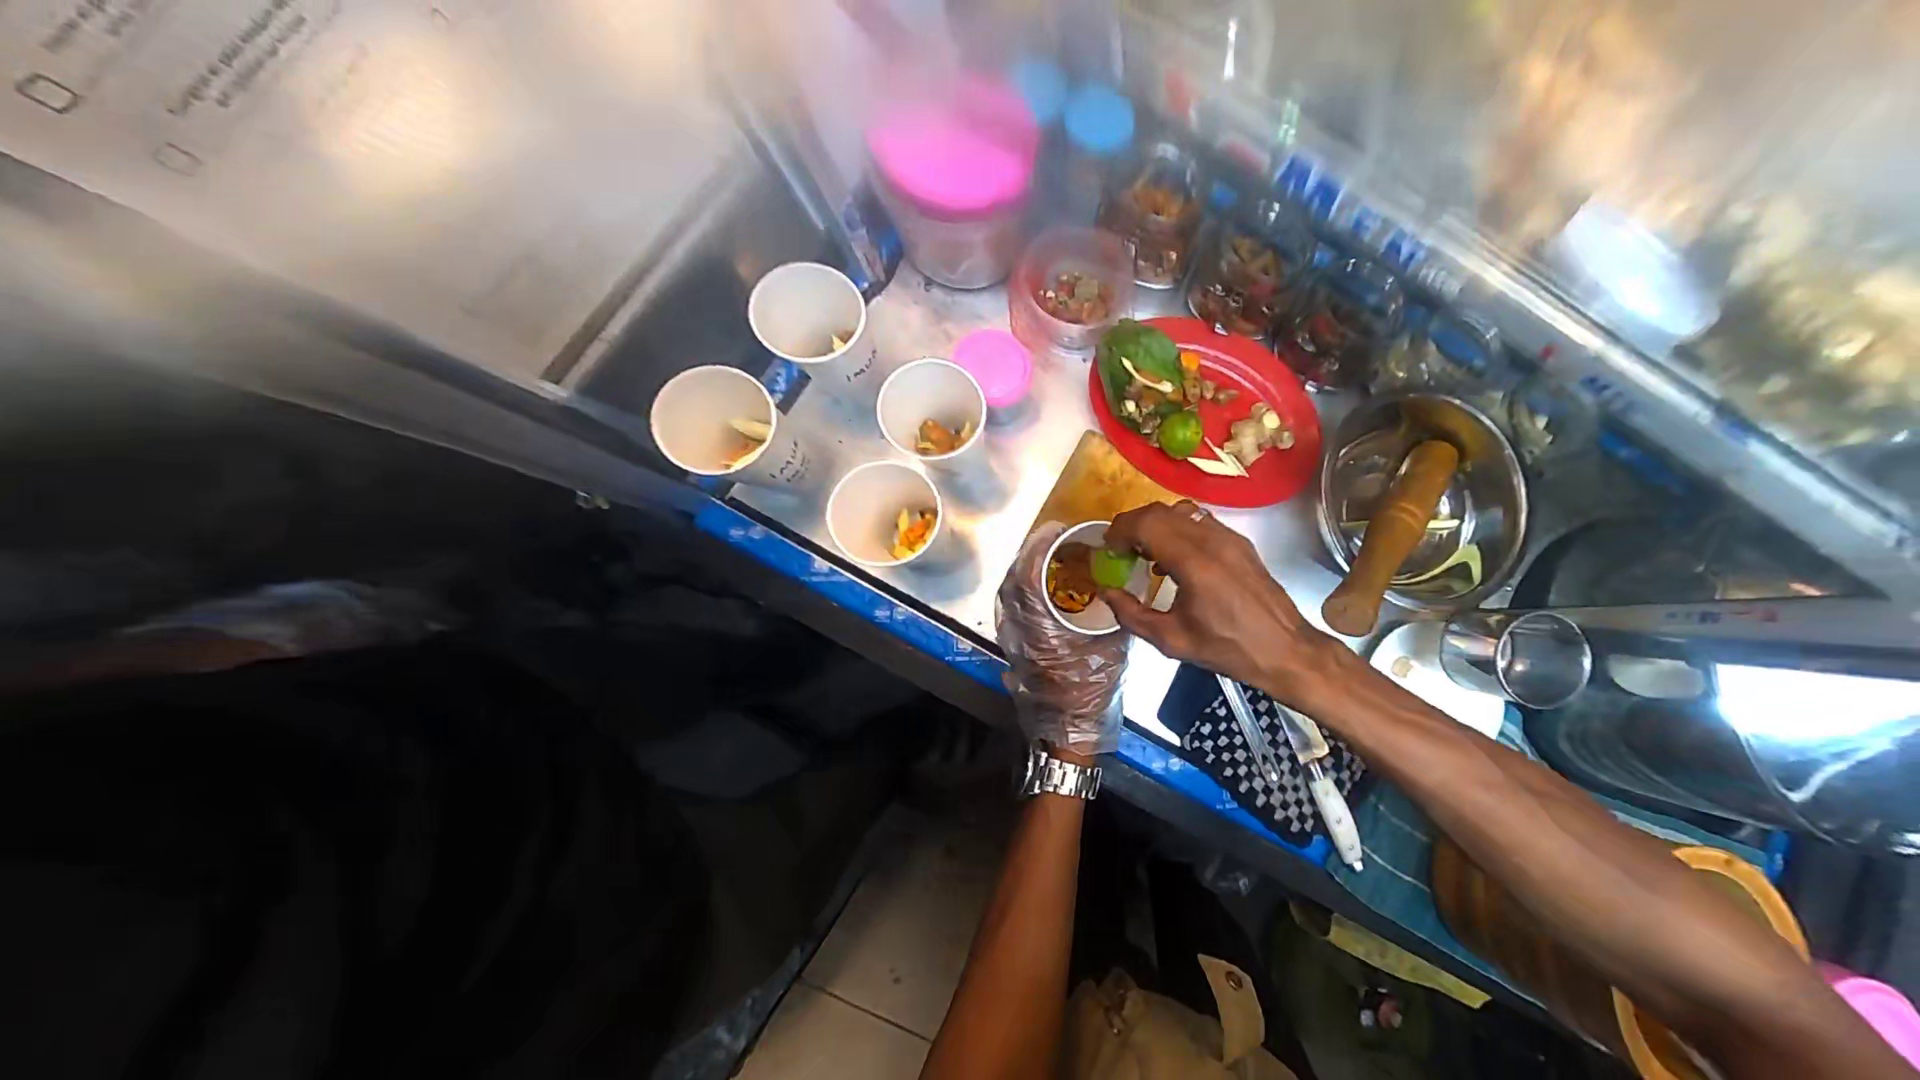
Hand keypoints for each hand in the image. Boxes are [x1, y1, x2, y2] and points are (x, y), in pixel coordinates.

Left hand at [995, 523, 1128, 754]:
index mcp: (1037, 625)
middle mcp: (1016, 627)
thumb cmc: (1087, 692)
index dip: (1038, 547)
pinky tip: (1046, 586)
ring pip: (1011, 593)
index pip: (1027, 575)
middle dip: (1032, 553)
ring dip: (1027, 569)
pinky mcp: (1013, 645)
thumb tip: (1119, 589)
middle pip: (1014, 579)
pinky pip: (1014, 606)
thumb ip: (1112, 616)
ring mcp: (1011, 637)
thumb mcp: (1108, 650)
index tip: (1054, 529)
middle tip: (1055, 538)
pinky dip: (1026, 588)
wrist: (1065, 731)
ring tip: (1052, 555)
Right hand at [1101, 502, 1344, 709]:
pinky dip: (1177, 529)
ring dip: (1155, 525)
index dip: (1120, 530)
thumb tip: (1106, 593)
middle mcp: (1213, 541)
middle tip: (1120, 549)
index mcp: (1194, 564)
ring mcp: (1229, 538)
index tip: (1108, 549)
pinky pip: (1199, 521)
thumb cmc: (1227, 649)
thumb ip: (1131, 614)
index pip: (1146, 523)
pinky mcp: (1240, 542)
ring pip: (1180, 511)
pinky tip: (1173, 559)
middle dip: (1132, 525)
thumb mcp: (1171, 641)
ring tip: (1144, 552)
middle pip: (1160, 511)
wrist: (1286, 651)